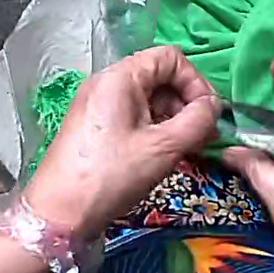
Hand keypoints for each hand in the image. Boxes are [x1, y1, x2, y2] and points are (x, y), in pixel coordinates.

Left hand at [24, 46, 219, 235]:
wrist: (58, 214)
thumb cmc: (112, 174)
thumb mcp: (164, 147)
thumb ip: (198, 121)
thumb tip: (215, 106)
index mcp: (121, 77)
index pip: (170, 58)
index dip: (195, 81)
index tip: (208, 114)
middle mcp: (107, 83)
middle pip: (160, 78)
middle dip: (187, 104)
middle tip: (204, 137)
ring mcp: (99, 105)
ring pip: (149, 100)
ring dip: (175, 120)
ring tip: (189, 150)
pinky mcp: (95, 127)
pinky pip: (135, 117)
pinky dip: (156, 131)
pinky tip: (165, 156)